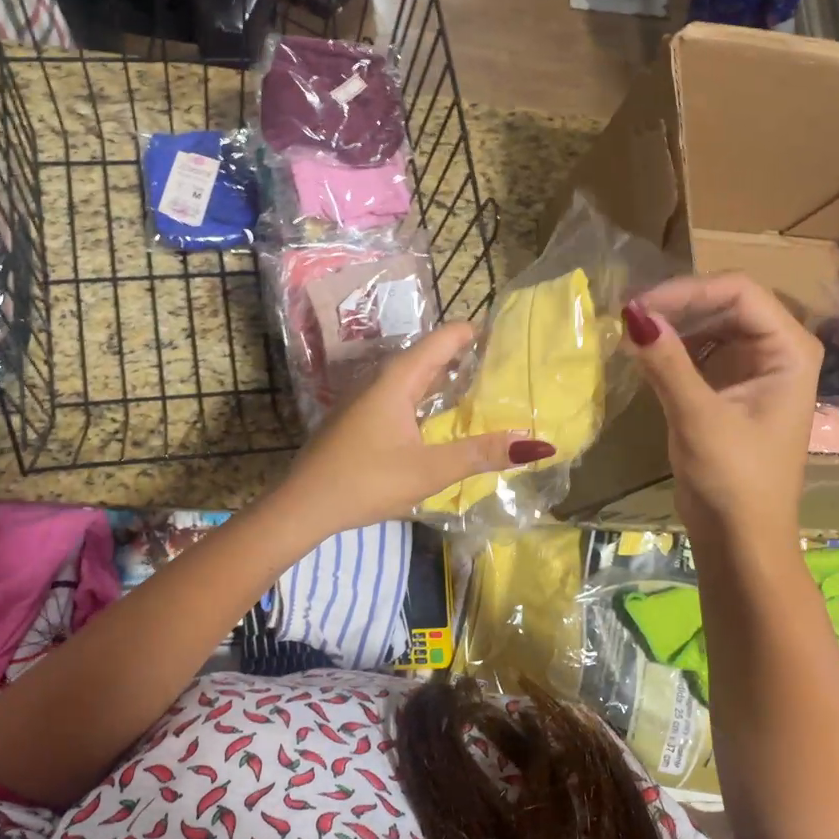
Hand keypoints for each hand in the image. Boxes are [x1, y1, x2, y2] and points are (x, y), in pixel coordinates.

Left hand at [274, 322, 552, 533]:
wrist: (302, 506)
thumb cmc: (365, 482)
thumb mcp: (429, 471)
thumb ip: (479, 454)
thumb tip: (536, 443)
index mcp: (397, 380)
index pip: (443, 340)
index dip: (475, 332)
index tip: (508, 334)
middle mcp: (379, 382)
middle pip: (427, 357)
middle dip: (464, 358)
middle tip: (503, 366)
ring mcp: (363, 401)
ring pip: (411, 380)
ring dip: (443, 381)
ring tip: (479, 391)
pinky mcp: (356, 422)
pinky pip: (398, 399)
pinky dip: (425, 401)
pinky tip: (436, 422)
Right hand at [621, 273, 821, 540]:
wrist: (741, 537)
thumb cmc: (733, 479)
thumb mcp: (697, 417)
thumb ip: (666, 362)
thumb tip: (631, 314)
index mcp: (788, 349)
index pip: (739, 292)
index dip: (687, 291)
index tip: (636, 308)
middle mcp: (775, 350)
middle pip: (724, 302)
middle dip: (675, 305)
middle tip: (624, 318)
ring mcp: (752, 370)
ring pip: (709, 325)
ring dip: (670, 325)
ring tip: (627, 333)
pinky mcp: (727, 390)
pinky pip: (698, 353)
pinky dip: (670, 349)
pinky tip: (640, 354)